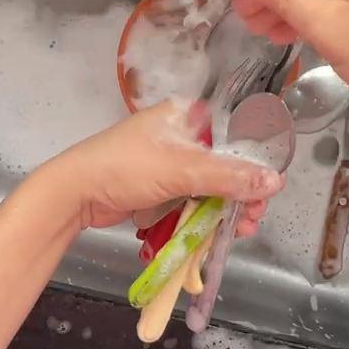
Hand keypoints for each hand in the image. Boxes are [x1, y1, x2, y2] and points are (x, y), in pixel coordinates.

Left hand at [31, 102, 283, 232]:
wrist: (73, 195)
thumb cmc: (124, 168)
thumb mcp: (181, 170)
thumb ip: (229, 176)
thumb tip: (275, 181)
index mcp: (187, 115)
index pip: (235, 134)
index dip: (255, 162)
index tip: (267, 189)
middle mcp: (183, 135)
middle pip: (227, 164)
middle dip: (243, 193)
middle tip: (252, 219)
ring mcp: (173, 163)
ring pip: (213, 186)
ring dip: (228, 209)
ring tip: (241, 231)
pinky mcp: (164, 187)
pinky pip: (196, 200)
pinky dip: (208, 215)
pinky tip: (220, 233)